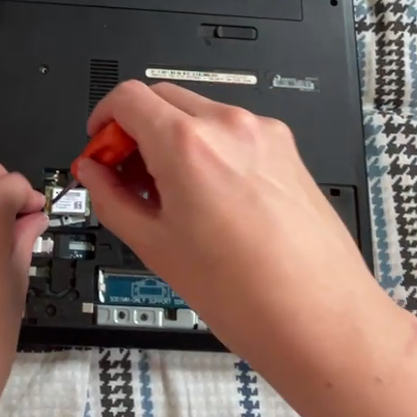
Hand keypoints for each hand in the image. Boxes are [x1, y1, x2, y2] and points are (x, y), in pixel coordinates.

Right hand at [74, 81, 396, 388]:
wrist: (322, 320)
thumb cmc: (251, 295)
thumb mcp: (156, 247)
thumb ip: (112, 199)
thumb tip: (94, 175)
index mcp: (189, 144)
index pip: (127, 97)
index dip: (102, 120)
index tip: (100, 148)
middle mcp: (229, 126)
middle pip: (161, 96)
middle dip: (134, 128)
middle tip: (123, 173)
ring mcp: (264, 134)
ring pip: (198, 112)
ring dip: (171, 137)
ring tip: (167, 194)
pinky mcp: (286, 149)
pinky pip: (232, 131)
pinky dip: (207, 148)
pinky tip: (204, 197)